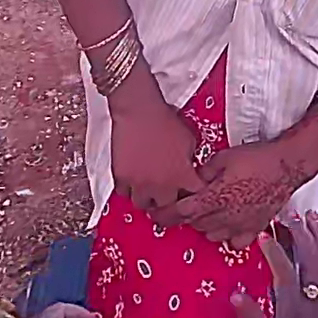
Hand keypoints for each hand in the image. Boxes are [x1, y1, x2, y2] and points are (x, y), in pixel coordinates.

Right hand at [109, 89, 204, 213]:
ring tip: (150, 187)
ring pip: (143, 204)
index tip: (190, 189)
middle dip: (170, 199)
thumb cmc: (164, 119)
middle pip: (167, 207)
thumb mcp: (189, 138)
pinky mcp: (122, 178)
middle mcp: (161, 185)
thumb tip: (188, 164)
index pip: (194, 195)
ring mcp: (140, 184)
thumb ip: (190, 158)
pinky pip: (124, 193)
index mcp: (182, 176)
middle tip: (169, 191)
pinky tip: (134, 179)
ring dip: (148, 198)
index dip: (193, 193)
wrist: (139, 111)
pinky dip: (129, 189)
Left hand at [164, 131, 317, 247]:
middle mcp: (225, 217)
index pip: (181, 213)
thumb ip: (203, 171)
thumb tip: (192, 178)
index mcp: (214, 198)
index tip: (155, 215)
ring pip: (212, 235)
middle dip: (184, 217)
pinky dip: (227, 236)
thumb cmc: (255, 158)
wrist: (286, 165)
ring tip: (206, 210)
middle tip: (182, 205)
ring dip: (204, 225)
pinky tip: (227, 223)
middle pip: (195, 224)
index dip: (165, 215)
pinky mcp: (255, 229)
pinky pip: (235, 242)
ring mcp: (240, 226)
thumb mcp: (223, 157)